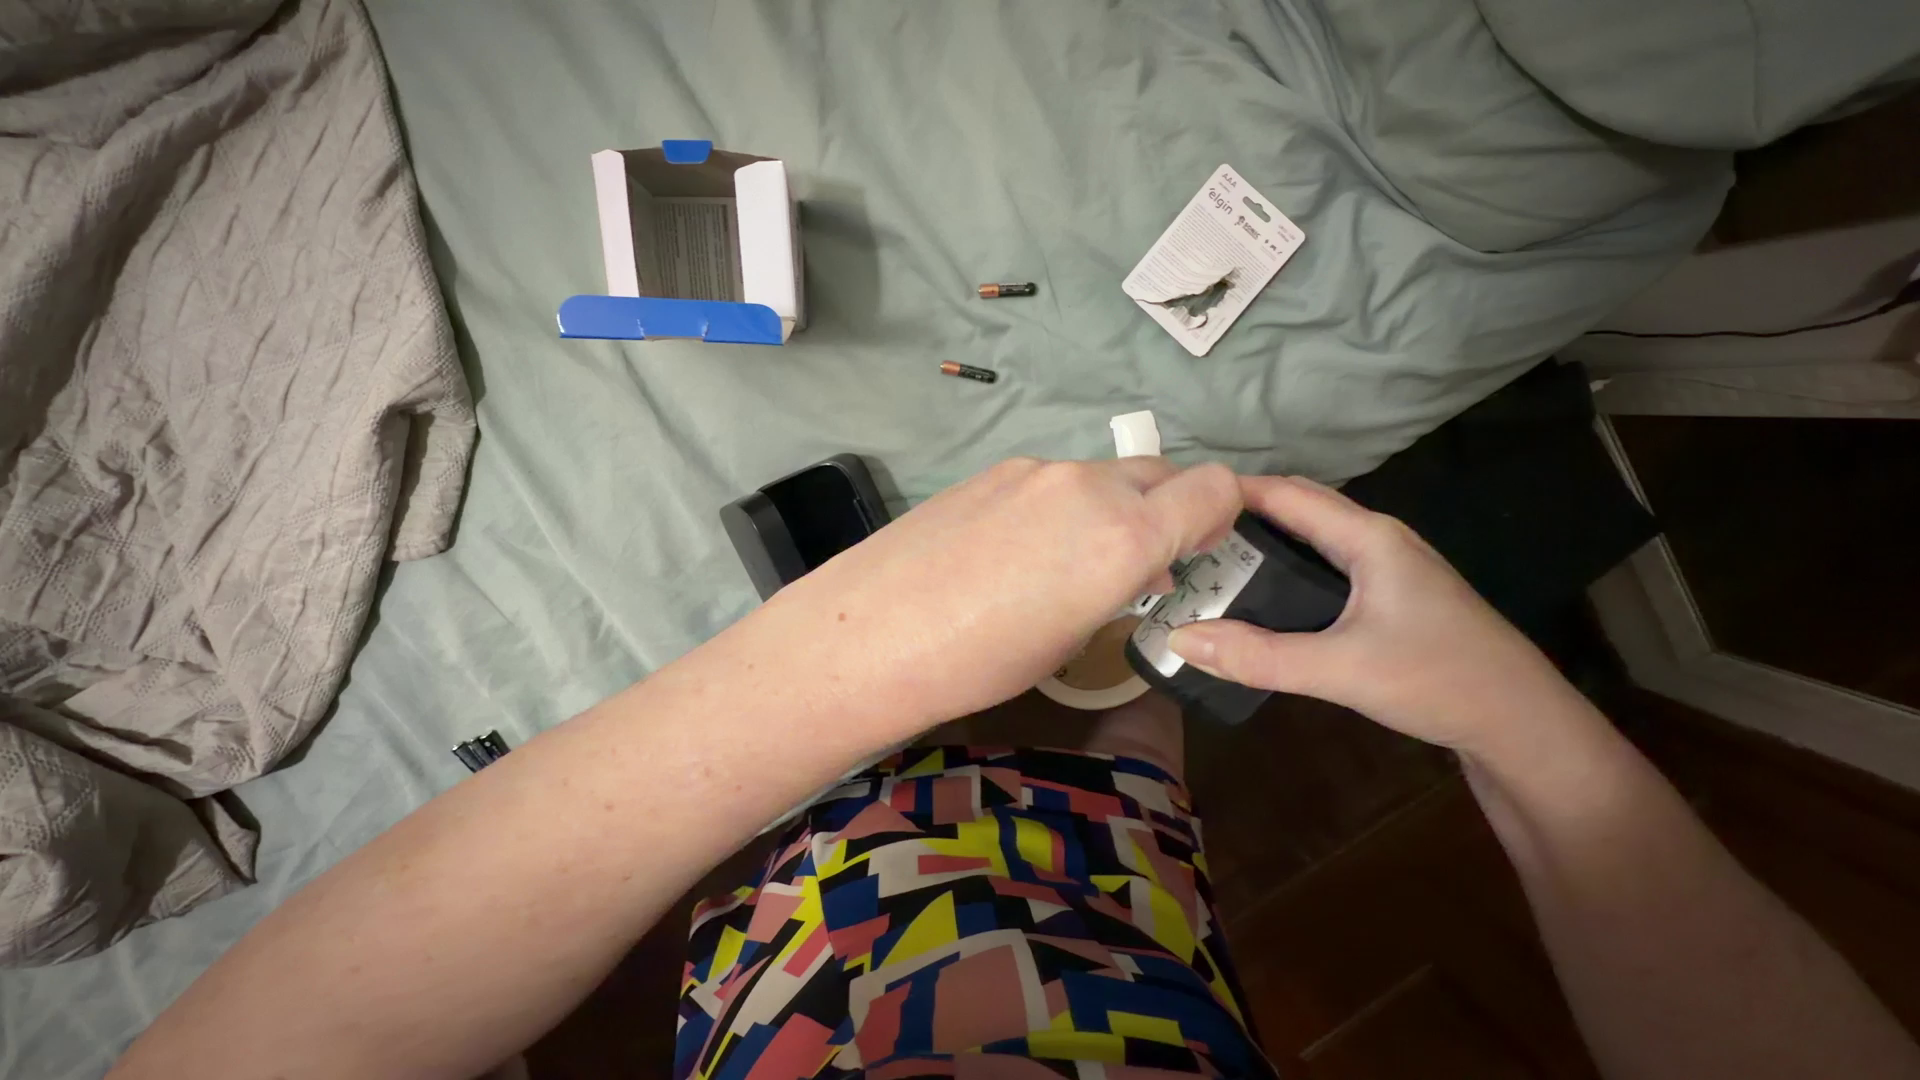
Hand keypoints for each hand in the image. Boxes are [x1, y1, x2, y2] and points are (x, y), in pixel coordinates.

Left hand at [718, 457, 1241, 737]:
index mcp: (1124, 534)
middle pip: (1159, 473)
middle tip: (1135, 565)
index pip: (1214, 488)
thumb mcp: (1071, 638)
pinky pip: (1051, 481)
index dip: (1221, 516)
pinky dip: (1058, 507)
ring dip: (1105, 510)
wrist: (869, 634)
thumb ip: (1121, 586)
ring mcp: (1034, 470)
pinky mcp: (990, 469)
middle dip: (1164, 511)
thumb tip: (1142, 567)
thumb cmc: (980, 663)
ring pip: (1100, 477)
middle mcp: (1088, 485)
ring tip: (1062, 566)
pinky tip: (1012, 553)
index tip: (1197, 551)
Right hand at [1168, 475, 1578, 753]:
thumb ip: (1258, 656)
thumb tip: (1180, 638)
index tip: (1178, 499)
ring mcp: (1391, 568)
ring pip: (1314, 537)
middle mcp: (1379, 539)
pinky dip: (1288, 566)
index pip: (1286, 493)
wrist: (1524, 726)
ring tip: (1211, 558)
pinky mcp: (1393, 598)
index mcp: (1369, 537)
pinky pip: (1328, 564)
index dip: (1232, 489)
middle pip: (1299, 507)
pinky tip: (1263, 596)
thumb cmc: (1439, 681)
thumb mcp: (1340, 669)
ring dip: (1266, 538)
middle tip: (1186, 531)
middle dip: (1243, 511)